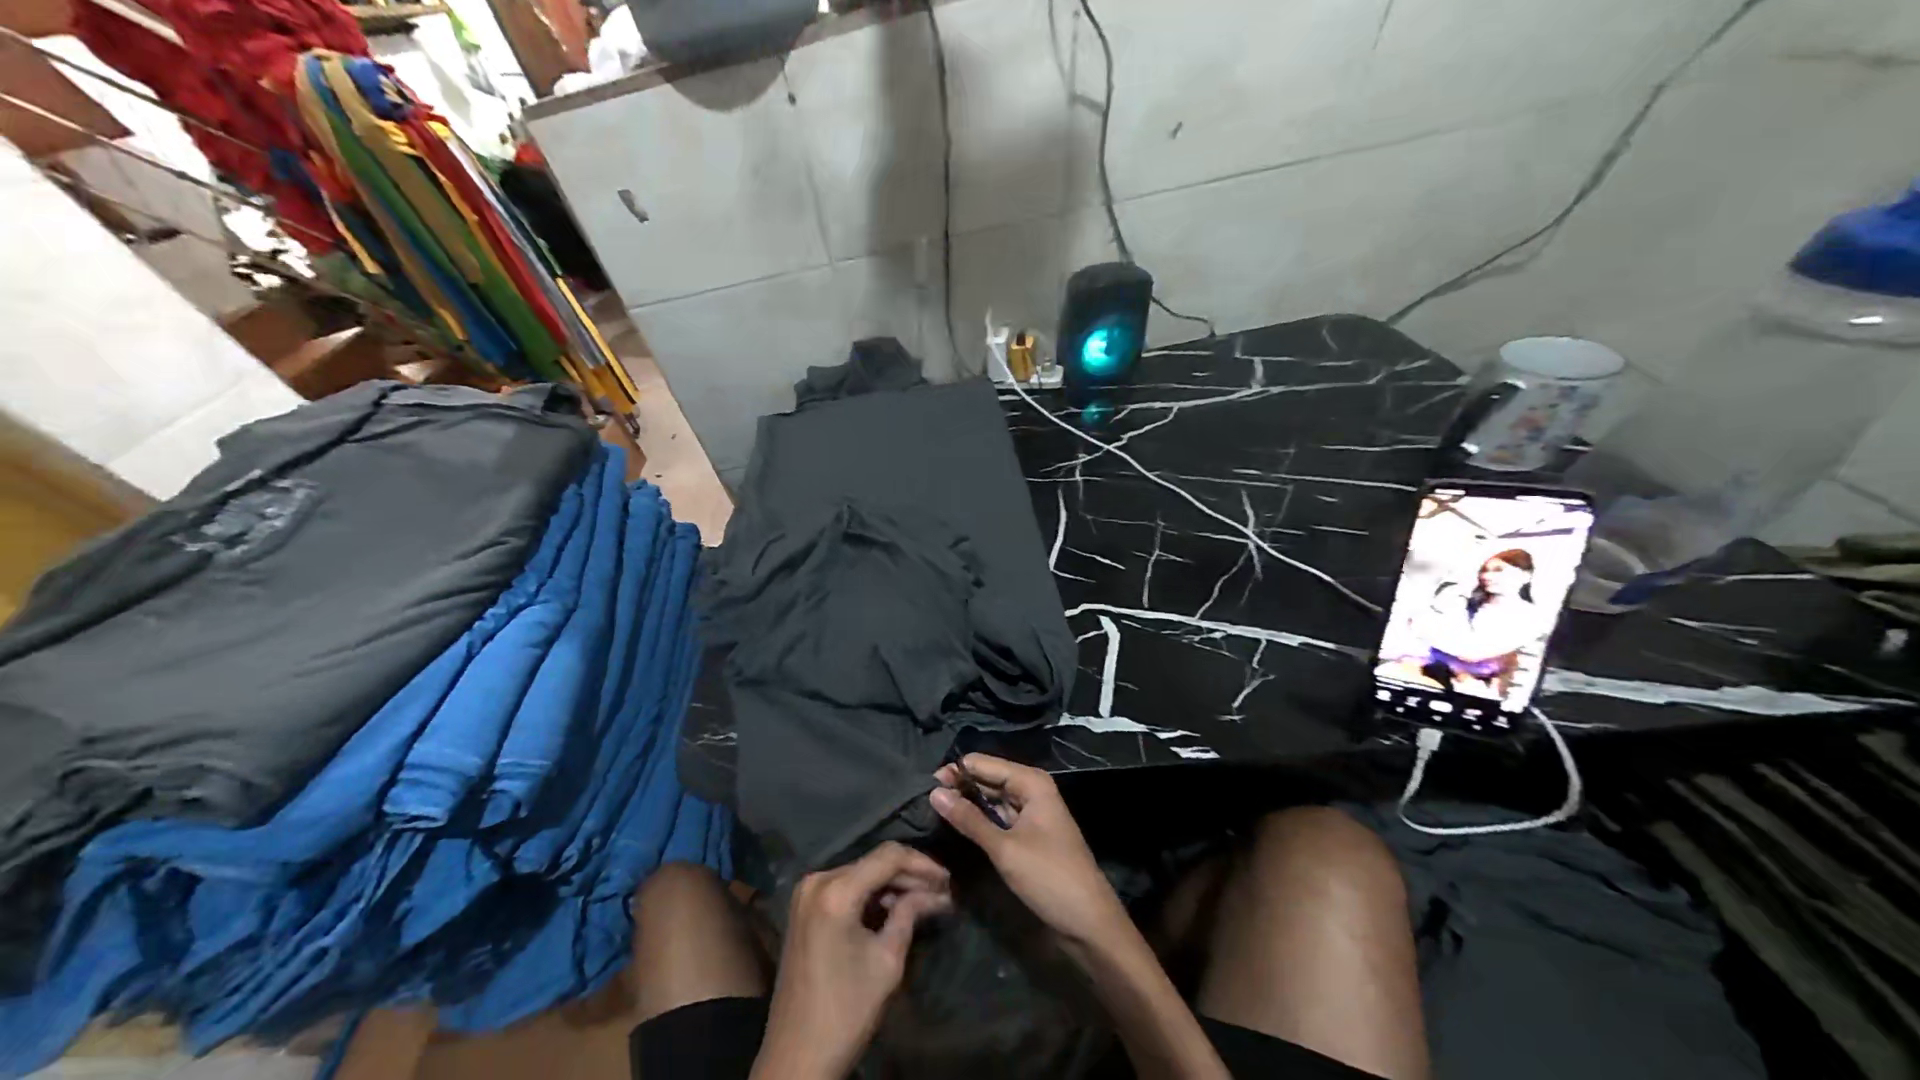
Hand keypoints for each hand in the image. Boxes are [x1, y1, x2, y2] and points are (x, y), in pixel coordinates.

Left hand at [752, 842, 951, 1079]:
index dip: (923, 864)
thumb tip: (936, 893)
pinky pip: (845, 887)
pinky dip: (871, 894)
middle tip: (942, 892)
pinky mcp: (804, 907)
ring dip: (892, 884)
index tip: (949, 881)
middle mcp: (817, 881)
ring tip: (925, 900)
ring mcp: (806, 893)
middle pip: (873, 862)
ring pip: (861, 873)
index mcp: (835, 891)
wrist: (797, 1054)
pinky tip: (895, 907)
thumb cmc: (846, 1011)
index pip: (888, 856)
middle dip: (910, 875)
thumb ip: (910, 914)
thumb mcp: (887, 960)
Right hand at [929, 754, 1129, 956]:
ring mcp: (1030, 813)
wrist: (1088, 922)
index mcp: (1031, 782)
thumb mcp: (1004, 848)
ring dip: (967, 804)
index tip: (924, 786)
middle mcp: (1031, 790)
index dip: (955, 771)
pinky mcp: (1028, 835)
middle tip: (923, 802)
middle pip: (987, 779)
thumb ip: (969, 819)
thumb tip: (934, 793)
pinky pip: (998, 818)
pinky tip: (956, 826)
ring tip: (932, 812)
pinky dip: (979, 821)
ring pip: (991, 799)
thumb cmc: (1049, 878)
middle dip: (959, 787)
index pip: (983, 763)